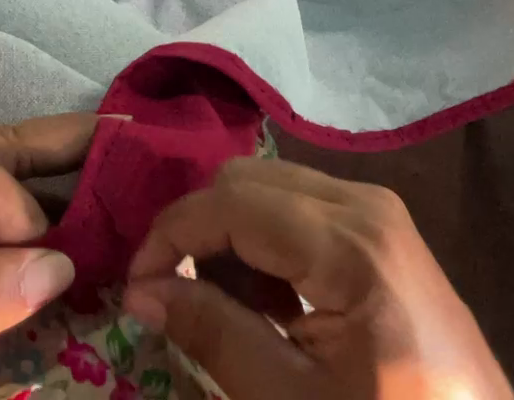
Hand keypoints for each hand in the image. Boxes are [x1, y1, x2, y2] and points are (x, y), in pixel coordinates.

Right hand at [122, 157, 513, 399]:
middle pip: (247, 180)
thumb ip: (214, 334)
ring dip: (230, 237)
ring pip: (269, 186)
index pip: (231, 202)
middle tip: (175, 298)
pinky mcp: (381, 223)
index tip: (132, 287)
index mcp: (349, 241)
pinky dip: (264, 241)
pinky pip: (299, 206)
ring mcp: (377, 207)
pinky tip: (272, 303)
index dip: (169, 236)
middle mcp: (364, 201)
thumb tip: (140, 289)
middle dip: (198, 231)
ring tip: (228, 310)